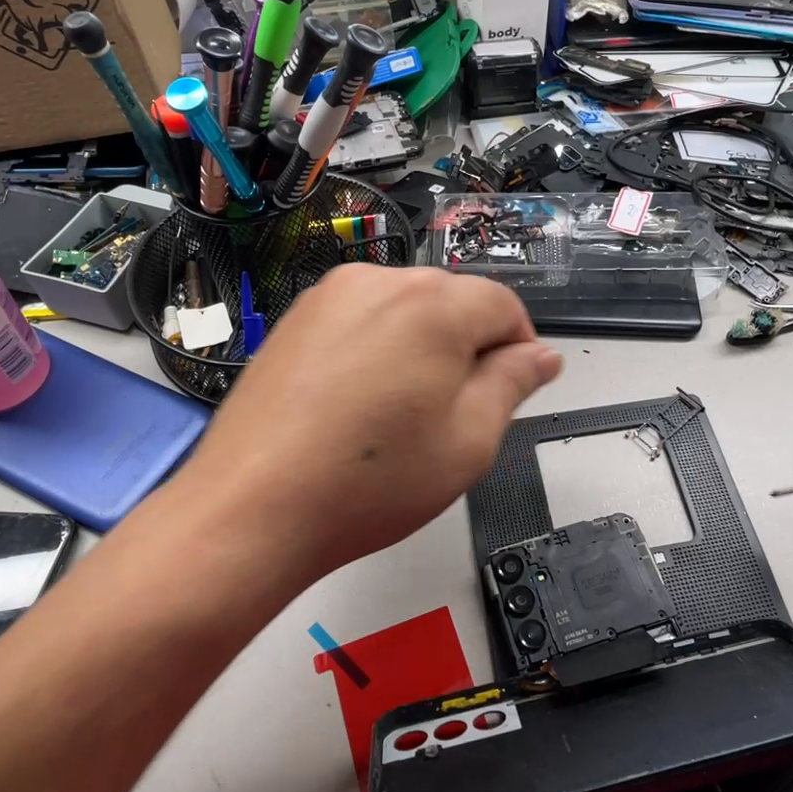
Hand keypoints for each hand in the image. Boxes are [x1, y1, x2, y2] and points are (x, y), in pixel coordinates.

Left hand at [172, 265, 561, 577]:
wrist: (252, 508)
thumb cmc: (367, 483)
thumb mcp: (470, 440)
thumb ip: (513, 383)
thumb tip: (539, 356)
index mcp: (433, 304)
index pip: (504, 306)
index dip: (518, 350)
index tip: (509, 392)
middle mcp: (380, 283)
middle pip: (453, 302)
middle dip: (467, 349)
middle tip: (454, 416)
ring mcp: (330, 297)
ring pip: (405, 311)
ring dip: (421, 349)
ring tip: (401, 416)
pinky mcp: (297, 320)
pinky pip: (361, 322)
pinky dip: (377, 352)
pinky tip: (361, 406)